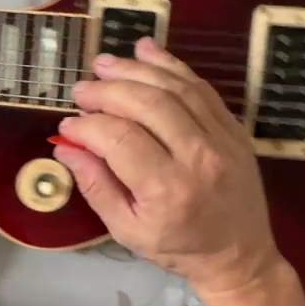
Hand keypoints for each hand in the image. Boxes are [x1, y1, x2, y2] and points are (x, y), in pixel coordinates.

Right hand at [54, 37, 286, 299]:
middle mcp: (197, 158)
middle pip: (147, 105)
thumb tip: (65, 147)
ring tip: (104, 64)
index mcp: (167, 190)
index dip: (87, 126)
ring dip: (136, 70)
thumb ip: (96, 187)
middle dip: (108, 91)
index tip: (66, 126)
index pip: (119, 140)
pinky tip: (145, 51)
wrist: (238, 254)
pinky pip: (200, 87)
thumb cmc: (177, 248)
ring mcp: (221, 139)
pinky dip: (171, 66)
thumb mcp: (127, 230)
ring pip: (174, 88)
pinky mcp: (234, 128)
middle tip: (81, 89)